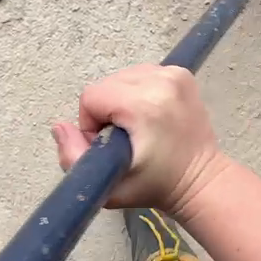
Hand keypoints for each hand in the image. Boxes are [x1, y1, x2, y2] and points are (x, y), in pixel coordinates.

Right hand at [50, 65, 230, 212]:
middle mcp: (161, 81)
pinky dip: (137, 92)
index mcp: (144, 105)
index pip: (91, 97)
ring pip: (122, 77)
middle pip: (106, 84)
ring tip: (135, 127)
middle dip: (105, 111)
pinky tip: (148, 116)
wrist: (201, 181)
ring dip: (120, 101)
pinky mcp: (182, 74)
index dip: (90, 123)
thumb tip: (59, 127)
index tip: (106, 145)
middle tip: (121, 139)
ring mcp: (174, 74)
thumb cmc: (155, 187)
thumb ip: (74, 158)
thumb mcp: (108, 186)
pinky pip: (141, 75)